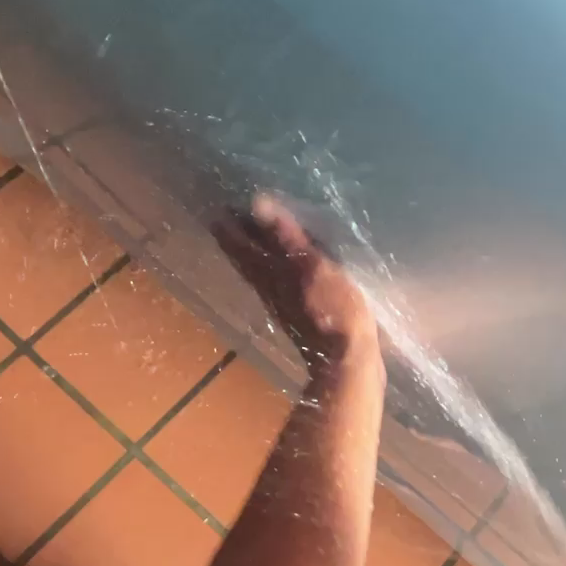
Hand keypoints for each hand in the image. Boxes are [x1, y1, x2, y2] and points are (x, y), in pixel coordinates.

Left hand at [215, 194, 379, 381]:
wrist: (346, 362)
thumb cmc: (334, 311)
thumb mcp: (313, 267)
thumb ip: (287, 237)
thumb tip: (258, 202)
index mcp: (270, 274)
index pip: (240, 244)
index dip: (229, 226)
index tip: (219, 205)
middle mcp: (270, 288)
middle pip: (247, 259)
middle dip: (238, 238)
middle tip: (230, 216)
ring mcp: (284, 303)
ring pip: (260, 272)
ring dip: (254, 252)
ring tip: (253, 235)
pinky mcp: (300, 314)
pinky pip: (278, 283)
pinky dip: (274, 268)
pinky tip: (284, 266)